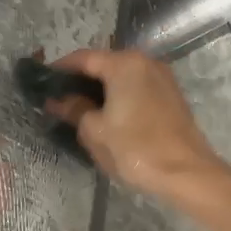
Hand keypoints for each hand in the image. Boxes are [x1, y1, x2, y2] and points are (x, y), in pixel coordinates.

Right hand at [47, 49, 224, 197]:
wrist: (187, 173)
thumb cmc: (136, 148)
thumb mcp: (96, 131)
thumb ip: (74, 109)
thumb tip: (58, 101)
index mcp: (124, 64)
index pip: (83, 58)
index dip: (60, 69)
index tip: (43, 82)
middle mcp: (146, 62)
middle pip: (105, 64)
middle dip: (81, 80)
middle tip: (59, 99)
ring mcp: (162, 78)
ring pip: (123, 76)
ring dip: (101, 89)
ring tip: (80, 109)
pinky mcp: (171, 96)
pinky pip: (137, 88)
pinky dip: (120, 96)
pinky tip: (108, 115)